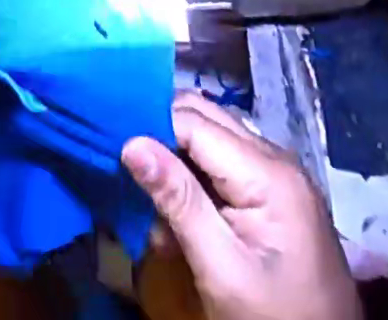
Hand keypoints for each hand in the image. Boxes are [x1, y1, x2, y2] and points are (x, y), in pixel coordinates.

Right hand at [124, 92, 360, 319]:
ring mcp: (276, 174)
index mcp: (268, 172)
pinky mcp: (271, 193)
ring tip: (149, 202)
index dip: (148, 125)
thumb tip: (130, 142)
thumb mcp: (222, 271)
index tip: (111, 143)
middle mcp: (275, 158)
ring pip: (208, 136)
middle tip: (124, 167)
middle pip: (202, 117)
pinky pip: (221, 163)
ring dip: (173, 159)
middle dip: (158, 136)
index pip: (192, 121)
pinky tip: (176, 217)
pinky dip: (192, 178)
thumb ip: (178, 202)